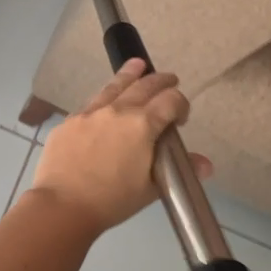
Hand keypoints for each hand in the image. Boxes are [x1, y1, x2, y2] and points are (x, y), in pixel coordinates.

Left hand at [27, 59, 210, 235]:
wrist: (63, 205)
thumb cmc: (112, 201)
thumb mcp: (151, 188)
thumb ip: (178, 170)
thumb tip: (207, 166)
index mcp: (142, 124)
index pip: (171, 100)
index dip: (181, 105)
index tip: (180, 119)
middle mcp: (117, 111)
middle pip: (143, 86)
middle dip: (160, 81)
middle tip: (169, 78)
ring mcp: (89, 114)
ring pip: (113, 87)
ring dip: (129, 75)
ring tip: (137, 65)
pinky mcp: (68, 123)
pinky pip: (90, 105)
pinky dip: (103, 100)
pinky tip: (103, 103)